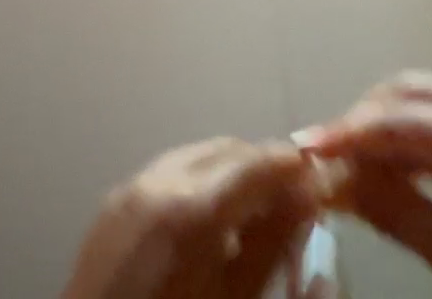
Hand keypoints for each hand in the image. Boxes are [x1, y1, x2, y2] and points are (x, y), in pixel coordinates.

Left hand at [64, 137, 316, 298]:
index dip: (295, 166)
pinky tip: (207, 222)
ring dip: (232, 172)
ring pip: (200, 155)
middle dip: (264, 167)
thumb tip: (308, 195)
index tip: (319, 181)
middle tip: (289, 201)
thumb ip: (274, 241)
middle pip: (231, 148)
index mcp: (192, 206)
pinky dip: (199, 182)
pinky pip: (170, 172)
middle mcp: (159, 180)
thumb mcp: (235, 298)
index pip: (261, 159)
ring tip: (249, 214)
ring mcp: (131, 187)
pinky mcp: (113, 201)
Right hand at [303, 72, 431, 298]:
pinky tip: (391, 166)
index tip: (305, 148)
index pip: (394, 119)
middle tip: (330, 154)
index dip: (345, 132)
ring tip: (353, 162)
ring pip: (425, 98)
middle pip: (408, 91)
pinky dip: (410, 133)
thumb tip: (335, 182)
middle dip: (364, 116)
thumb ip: (390, 208)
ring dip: (386, 122)